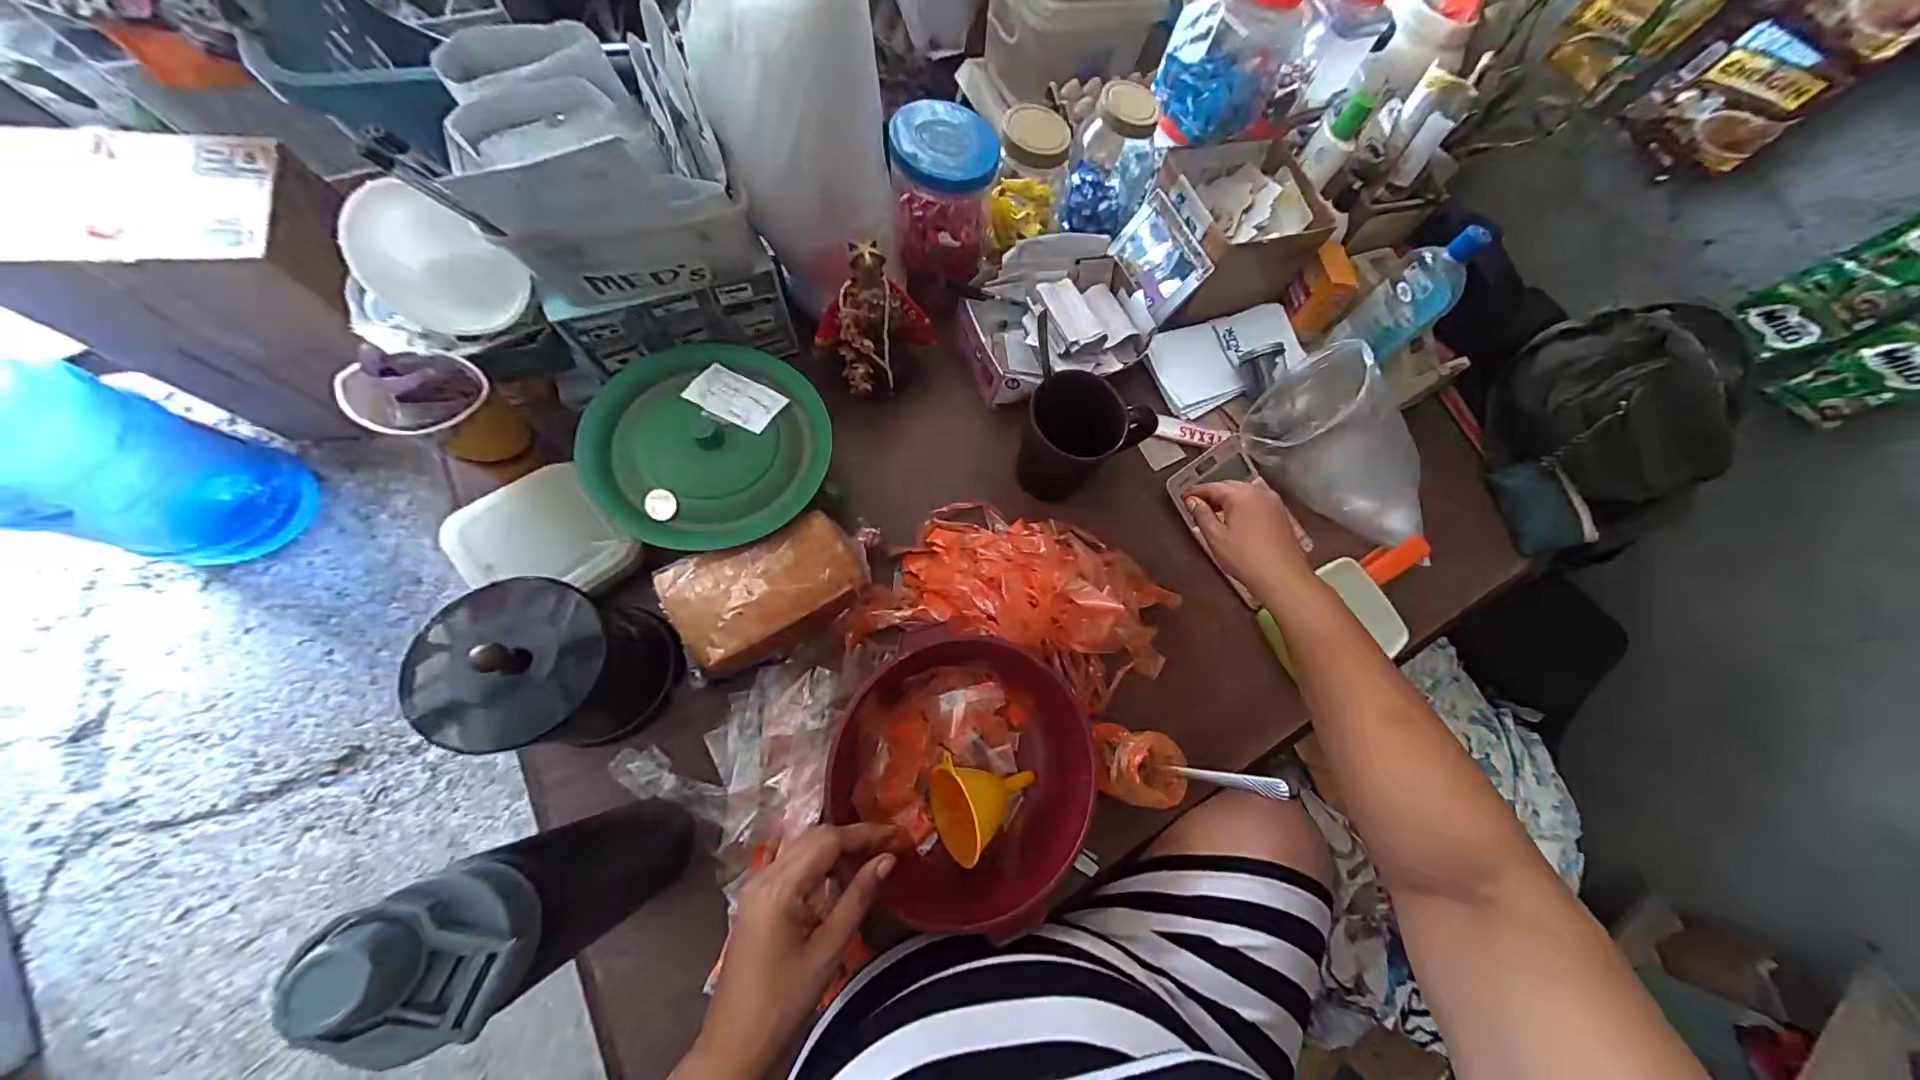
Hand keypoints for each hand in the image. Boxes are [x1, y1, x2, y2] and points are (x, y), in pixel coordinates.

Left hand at [680, 824, 899, 1079]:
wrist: (736, 1044)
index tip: (897, 835)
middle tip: (889, 846)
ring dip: (837, 848)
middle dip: (854, 837)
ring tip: (871, 858)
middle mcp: (763, 876)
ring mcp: (755, 886)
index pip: (828, 840)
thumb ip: (858, 897)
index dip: (866, 833)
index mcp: (778, 886)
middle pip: (814, 837)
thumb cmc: (784, 1001)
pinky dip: (818, 862)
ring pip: (802, 847)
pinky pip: (791, 864)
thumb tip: (887, 859)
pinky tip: (839, 874)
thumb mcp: (829, 949)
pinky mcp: (756, 899)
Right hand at [1186, 480, 1312, 595]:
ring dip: (1228, 499)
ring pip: (1245, 493)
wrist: (1282, 576)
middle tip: (1197, 504)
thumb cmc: (1244, 557)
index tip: (1184, 497)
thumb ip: (1202, 515)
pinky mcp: (1281, 514)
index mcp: (1241, 495)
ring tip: (1214, 512)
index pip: (1213, 487)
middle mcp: (1259, 493)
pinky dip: (1242, 505)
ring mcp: (1273, 503)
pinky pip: (1256, 502)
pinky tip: (1235, 519)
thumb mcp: (1216, 537)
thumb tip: (1193, 501)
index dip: (1196, 491)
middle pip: (1231, 486)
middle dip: (1213, 493)